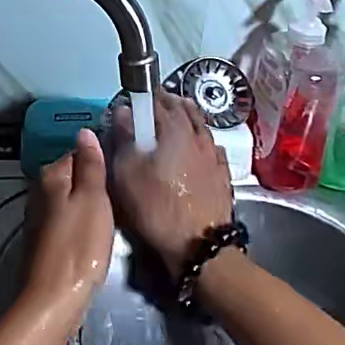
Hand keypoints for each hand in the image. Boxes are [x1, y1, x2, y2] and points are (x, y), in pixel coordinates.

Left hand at [22, 129, 114, 324]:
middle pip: (76, 176)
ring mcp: (41, 216)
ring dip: (92, 205)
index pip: (80, 152)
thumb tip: (85, 131)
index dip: (102, 162)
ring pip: (73, 199)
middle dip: (97, 184)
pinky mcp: (45, 239)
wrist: (52, 301)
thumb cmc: (78, 247)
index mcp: (51, 175)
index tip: (122, 175)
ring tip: (114, 217)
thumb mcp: (93, 199)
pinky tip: (97, 236)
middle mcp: (40, 191)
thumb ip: (90, 164)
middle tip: (122, 198)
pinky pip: (70, 219)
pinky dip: (83, 223)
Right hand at [112, 90, 234, 275]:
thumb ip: (124, 139)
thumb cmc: (158, 207)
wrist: (200, 245)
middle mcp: (198, 135)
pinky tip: (199, 146)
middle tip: (154, 106)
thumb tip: (122, 111)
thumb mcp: (127, 173)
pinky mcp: (223, 174)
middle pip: (184, 109)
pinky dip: (203, 141)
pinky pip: (212, 147)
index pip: (158, 101)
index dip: (144, 98)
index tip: (133, 100)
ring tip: (176, 120)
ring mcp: (214, 155)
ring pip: (201, 126)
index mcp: (175, 129)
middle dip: (167, 104)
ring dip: (187, 118)